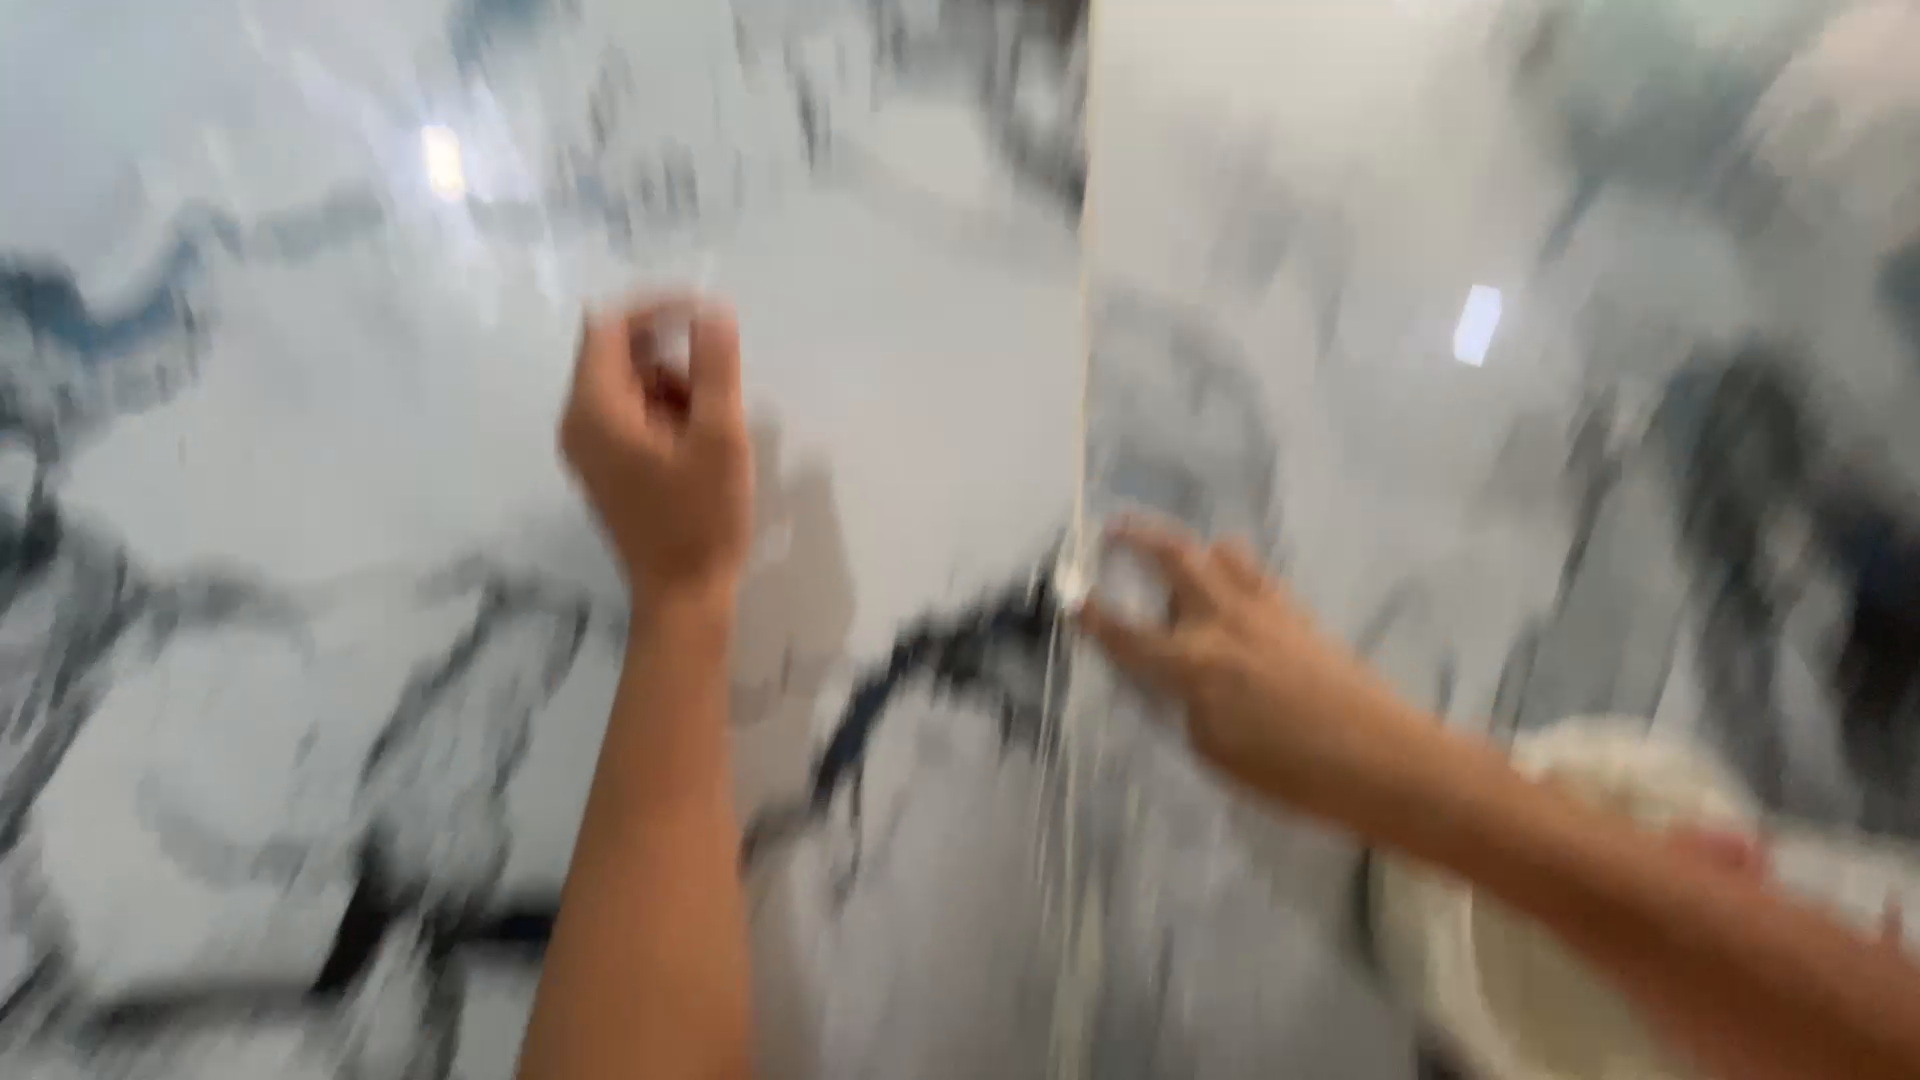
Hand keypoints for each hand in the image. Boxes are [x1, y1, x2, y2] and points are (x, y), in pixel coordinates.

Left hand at [560, 296, 753, 603]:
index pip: (610, 328)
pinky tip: (698, 453)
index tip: (707, 314)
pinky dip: (667, 419)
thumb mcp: (719, 437)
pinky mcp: (607, 471)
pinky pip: (632, 420)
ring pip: (632, 390)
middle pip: (620, 358)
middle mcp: (578, 423)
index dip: (658, 309)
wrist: (683, 595)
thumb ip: (715, 368)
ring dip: (675, 393)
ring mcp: (589, 450)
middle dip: (674, 362)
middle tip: (719, 395)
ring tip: (712, 433)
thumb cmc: (702, 517)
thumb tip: (711, 311)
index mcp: (594, 409)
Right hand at [1078, 518, 1443, 824]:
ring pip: (1220, 552)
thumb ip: (1184, 704)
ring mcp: (1265, 609)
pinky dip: (1230, 566)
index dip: (1093, 615)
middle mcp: (1223, 621)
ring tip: (1176, 555)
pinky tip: (1228, 585)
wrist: (1386, 762)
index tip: (1073, 597)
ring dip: (1189, 546)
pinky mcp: (1297, 612)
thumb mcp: (1213, 751)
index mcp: (1194, 663)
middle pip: (1174, 558)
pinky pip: (1254, 573)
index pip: (1127, 633)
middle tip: (1114, 527)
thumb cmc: (1291, 773)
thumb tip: (1179, 679)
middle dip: (1136, 536)